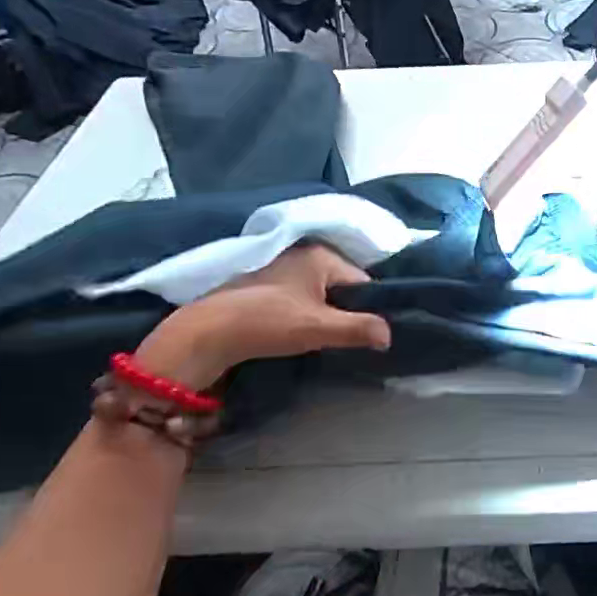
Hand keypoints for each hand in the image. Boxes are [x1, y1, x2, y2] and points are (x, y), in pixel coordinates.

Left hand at [132, 244, 391, 389]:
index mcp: (321, 255)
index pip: (363, 282)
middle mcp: (302, 254)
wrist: (207, 333)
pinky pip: (299, 298)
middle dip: (345, 313)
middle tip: (343, 340)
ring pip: (319, 294)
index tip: (365, 335)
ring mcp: (280, 268)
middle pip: (341, 288)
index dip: (367, 310)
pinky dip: (303, 315)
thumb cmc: (268, 323)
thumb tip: (389, 335)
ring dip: (323, 316)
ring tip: (320, 341)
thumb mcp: (320, 328)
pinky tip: (297, 335)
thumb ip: (359, 329)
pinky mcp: (263, 285)